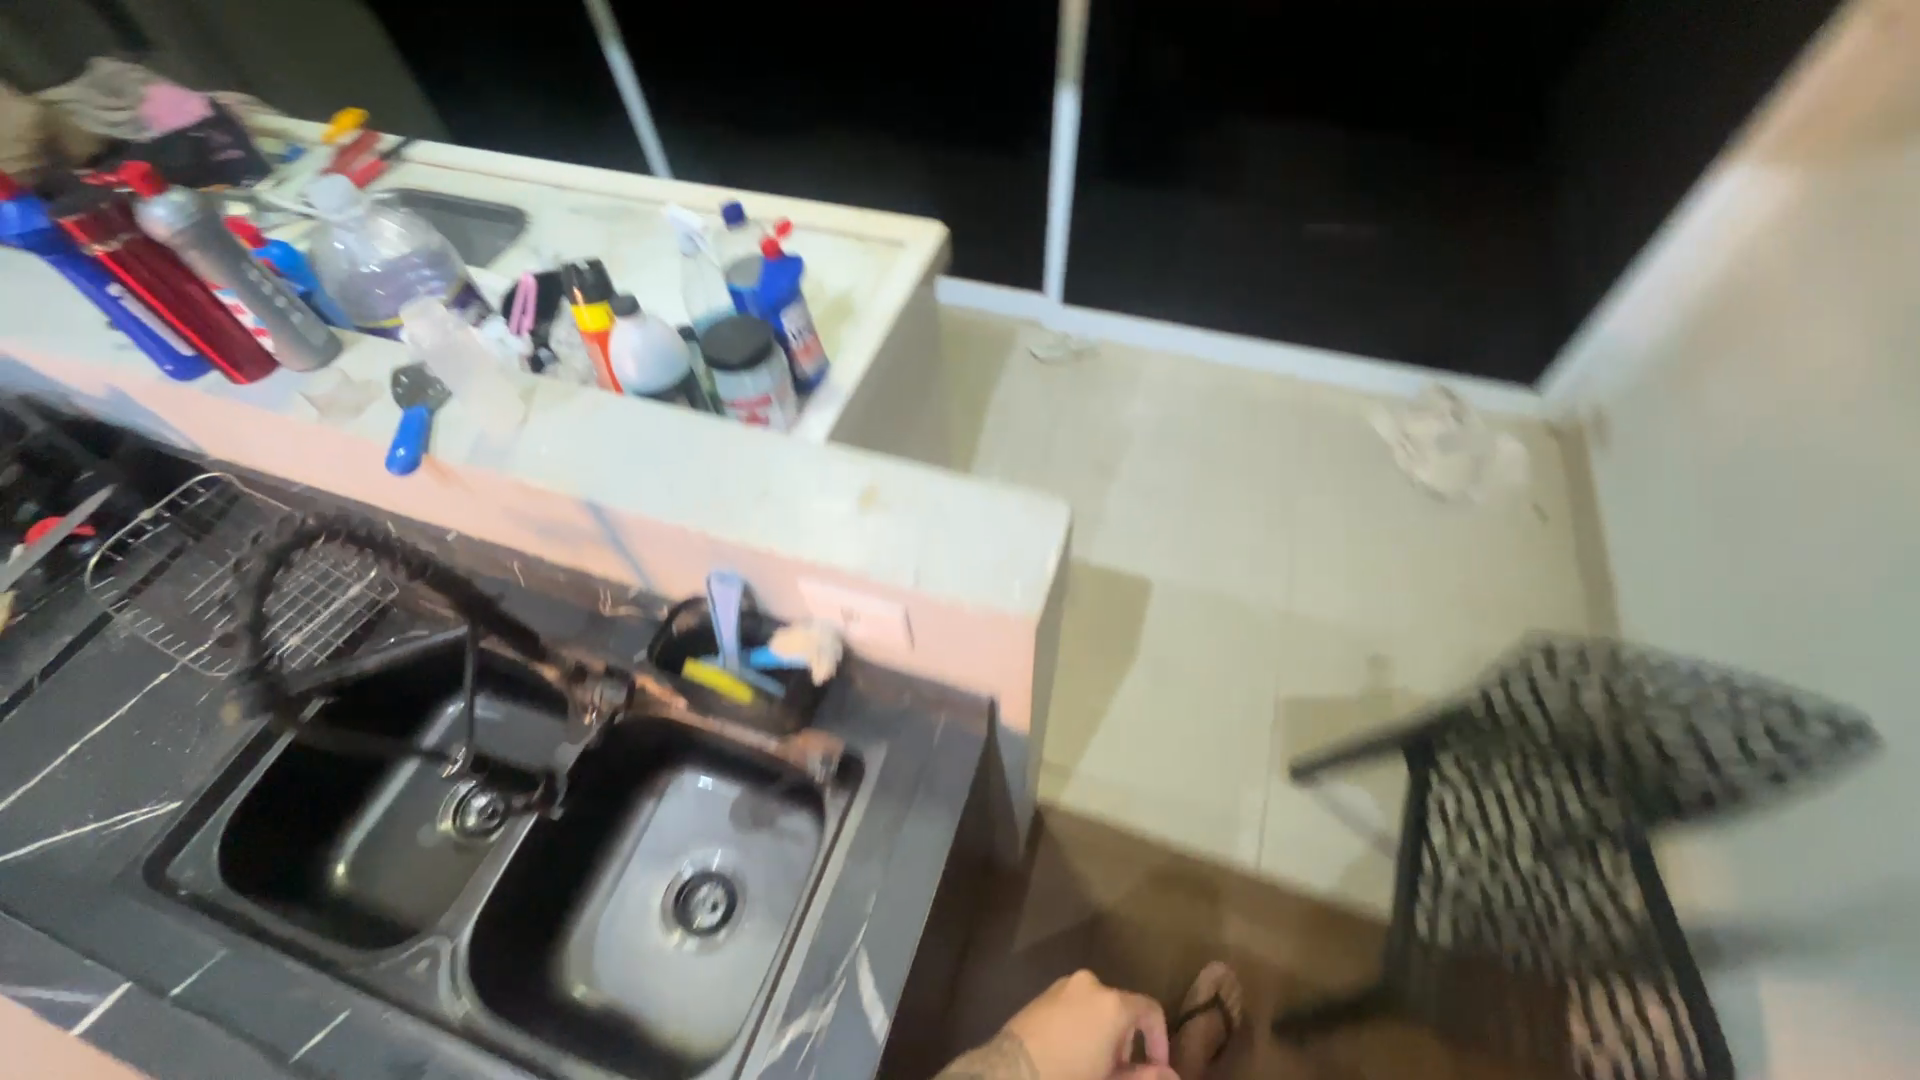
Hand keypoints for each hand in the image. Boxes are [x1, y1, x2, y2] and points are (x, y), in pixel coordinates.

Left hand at [1003, 970, 1173, 1079]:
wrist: (1010, 1073)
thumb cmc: (1068, 1077)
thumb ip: (1143, 1077)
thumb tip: (1170, 1075)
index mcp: (1112, 1003)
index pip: (1149, 1009)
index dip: (1159, 1039)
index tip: (1157, 1067)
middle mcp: (1090, 984)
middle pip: (1122, 1008)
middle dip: (1127, 1041)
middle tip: (1118, 1073)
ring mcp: (1064, 985)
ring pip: (1098, 1007)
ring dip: (1105, 1034)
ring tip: (1094, 1067)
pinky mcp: (1043, 993)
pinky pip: (1075, 1005)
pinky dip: (1083, 1025)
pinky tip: (1073, 1054)